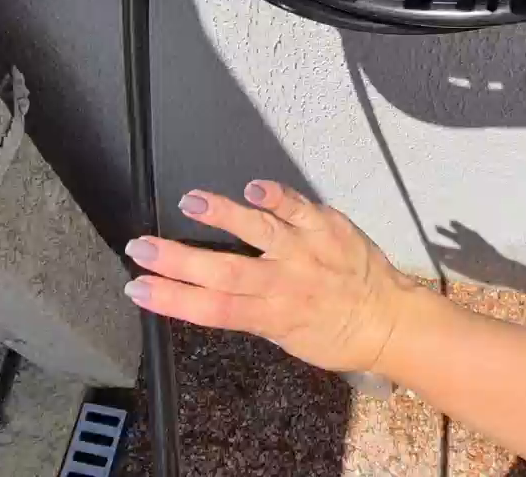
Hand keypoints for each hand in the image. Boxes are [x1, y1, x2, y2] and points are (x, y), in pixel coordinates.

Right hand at [123, 179, 434, 373]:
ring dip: (223, 214)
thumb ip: (253, 310)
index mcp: (272, 316)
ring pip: (260, 230)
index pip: (212, 309)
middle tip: (141, 245)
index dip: (172, 299)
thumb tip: (214, 288)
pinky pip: (298, 206)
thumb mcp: (287, 338)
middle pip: (224, 271)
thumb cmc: (335, 335)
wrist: (388, 318)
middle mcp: (286, 283)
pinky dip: (275, 195)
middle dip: (177, 259)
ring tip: (191, 201)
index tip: (138, 287)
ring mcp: (307, 250)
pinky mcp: (326, 225)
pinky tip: (252, 188)